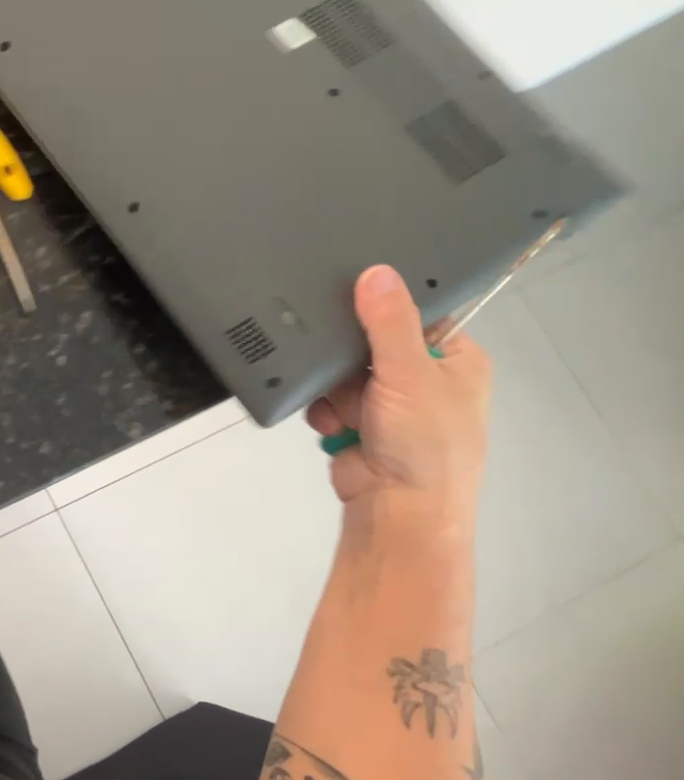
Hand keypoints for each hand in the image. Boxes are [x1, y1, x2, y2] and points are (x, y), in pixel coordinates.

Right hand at [307, 266, 491, 518]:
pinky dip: (323, 412)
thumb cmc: (425, 441)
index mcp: (456, 360)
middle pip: (369, 345)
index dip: (383, 308)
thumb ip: (389, 323)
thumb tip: (377, 272)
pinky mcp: (356, 424)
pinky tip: (332, 425)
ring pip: (341, 374)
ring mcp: (389, 404)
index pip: (416, 316)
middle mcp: (424, 379)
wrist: (398, 507)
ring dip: (332, 391)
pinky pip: (326, 401)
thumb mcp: (410, 374)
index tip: (349, 301)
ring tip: (341, 409)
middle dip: (347, 361)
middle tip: (341, 367)